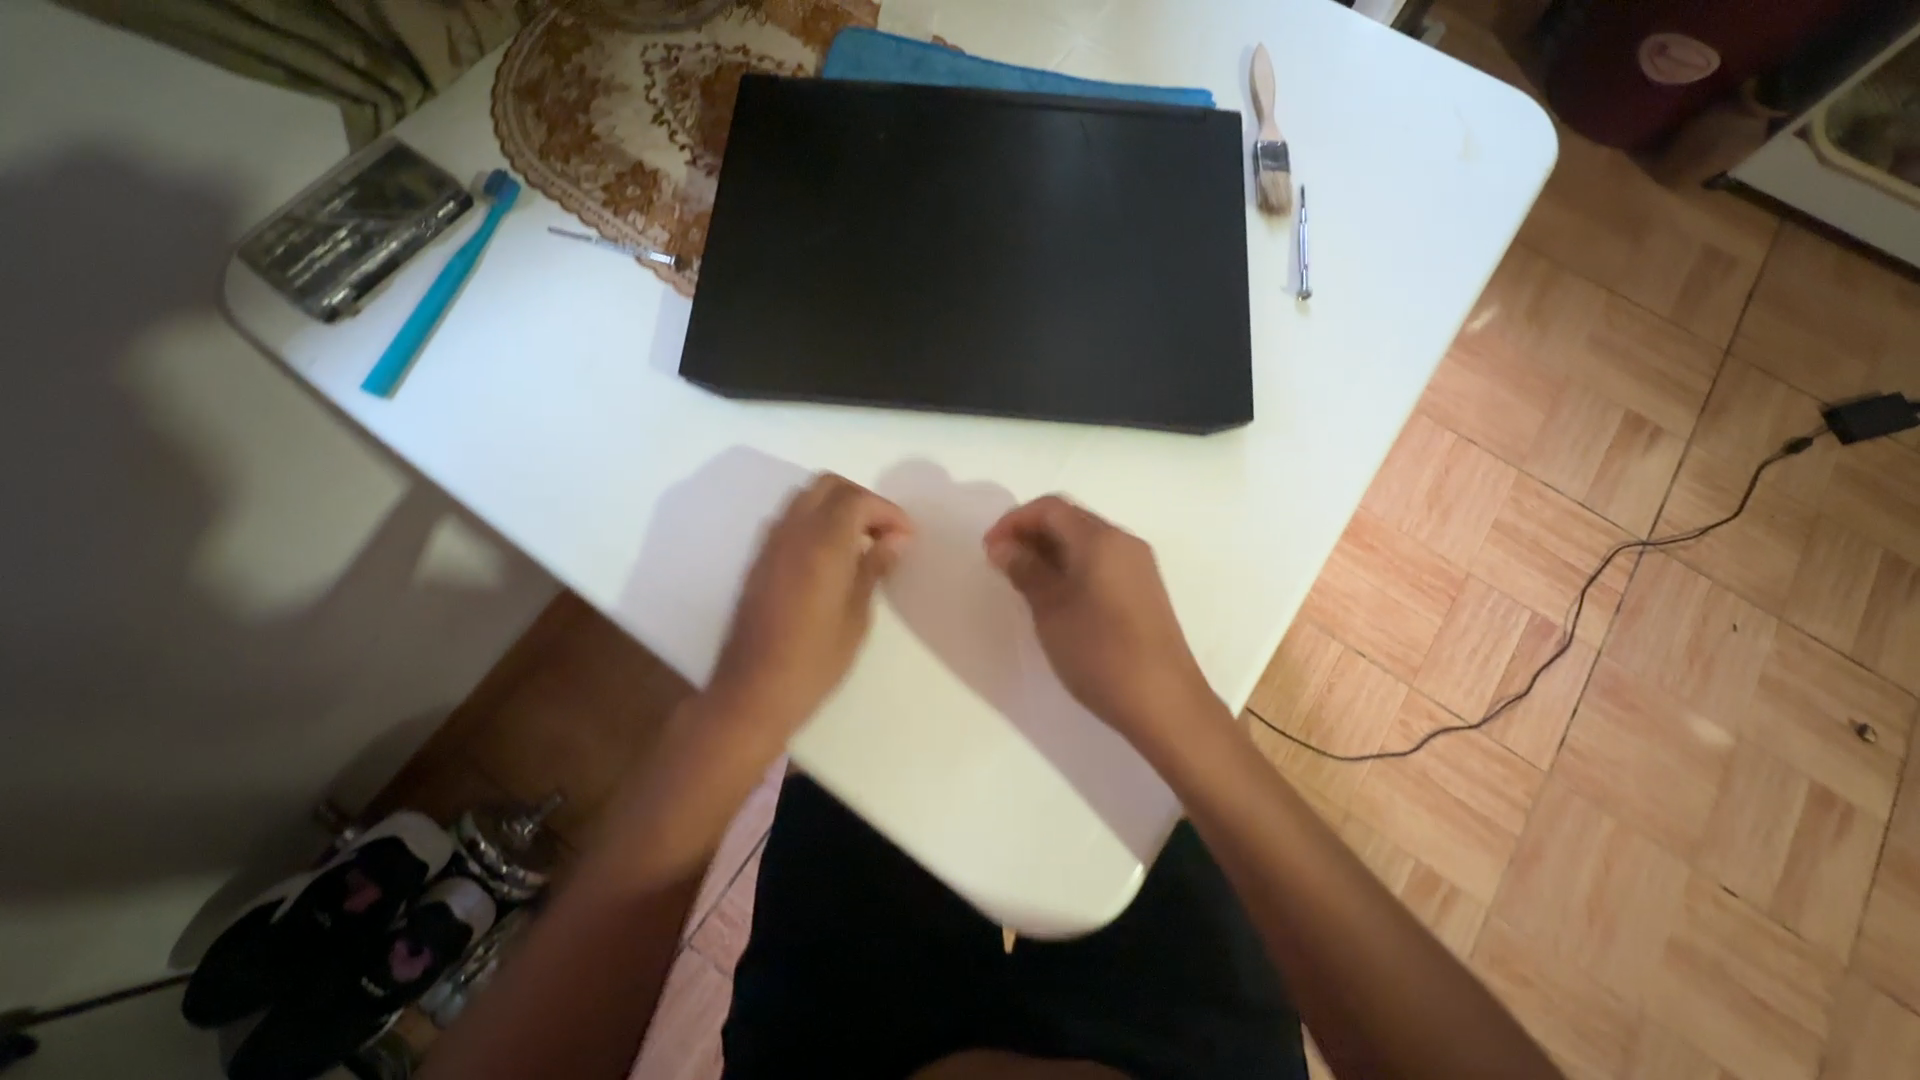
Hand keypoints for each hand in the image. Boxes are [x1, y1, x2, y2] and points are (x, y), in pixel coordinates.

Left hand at [705, 473, 911, 741]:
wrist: (752, 691)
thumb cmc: (814, 661)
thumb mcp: (857, 617)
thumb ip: (874, 568)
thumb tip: (895, 539)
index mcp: (821, 543)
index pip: (857, 499)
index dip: (887, 511)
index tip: (907, 537)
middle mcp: (791, 532)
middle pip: (828, 486)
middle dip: (861, 500)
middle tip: (885, 533)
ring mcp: (769, 544)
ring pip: (804, 498)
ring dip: (835, 507)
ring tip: (860, 544)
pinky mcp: (757, 561)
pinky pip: (788, 520)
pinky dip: (814, 522)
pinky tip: (830, 558)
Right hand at [984, 496, 1215, 744]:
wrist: (1163, 701)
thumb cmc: (1099, 652)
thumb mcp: (1051, 610)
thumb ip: (1025, 570)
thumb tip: (1004, 546)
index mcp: (1101, 539)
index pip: (1050, 508)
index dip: (1013, 521)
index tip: (988, 550)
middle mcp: (1124, 542)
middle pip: (1070, 520)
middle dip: (1031, 534)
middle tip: (1000, 565)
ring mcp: (1139, 567)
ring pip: (1086, 542)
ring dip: (1050, 552)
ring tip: (1023, 583)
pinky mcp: (1144, 591)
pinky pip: (1101, 563)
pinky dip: (1072, 568)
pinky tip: (1055, 598)